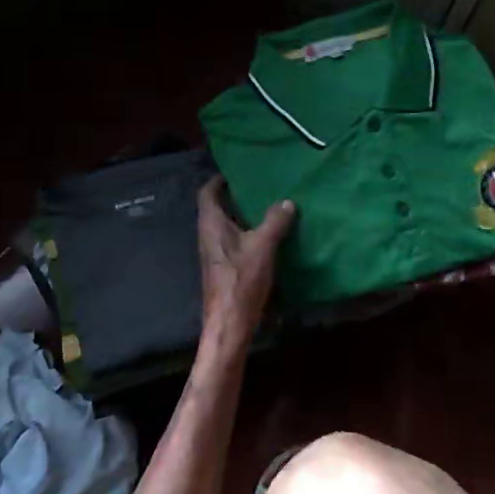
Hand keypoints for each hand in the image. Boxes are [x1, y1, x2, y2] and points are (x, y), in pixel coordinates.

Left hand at [196, 177, 296, 336]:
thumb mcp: (263, 246)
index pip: (207, 192)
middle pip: (217, 208)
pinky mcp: (223, 268)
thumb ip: (275, 221)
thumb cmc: (242, 279)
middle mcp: (207, 235)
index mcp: (211, 223)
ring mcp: (214, 253)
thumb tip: (287, 201)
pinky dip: (247, 235)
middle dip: (235, 197)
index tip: (237, 172)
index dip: (219, 180)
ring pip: (226, 227)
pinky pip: (234, 243)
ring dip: (243, 217)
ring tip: (268, 207)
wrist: (229, 321)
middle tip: (259, 186)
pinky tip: (268, 237)